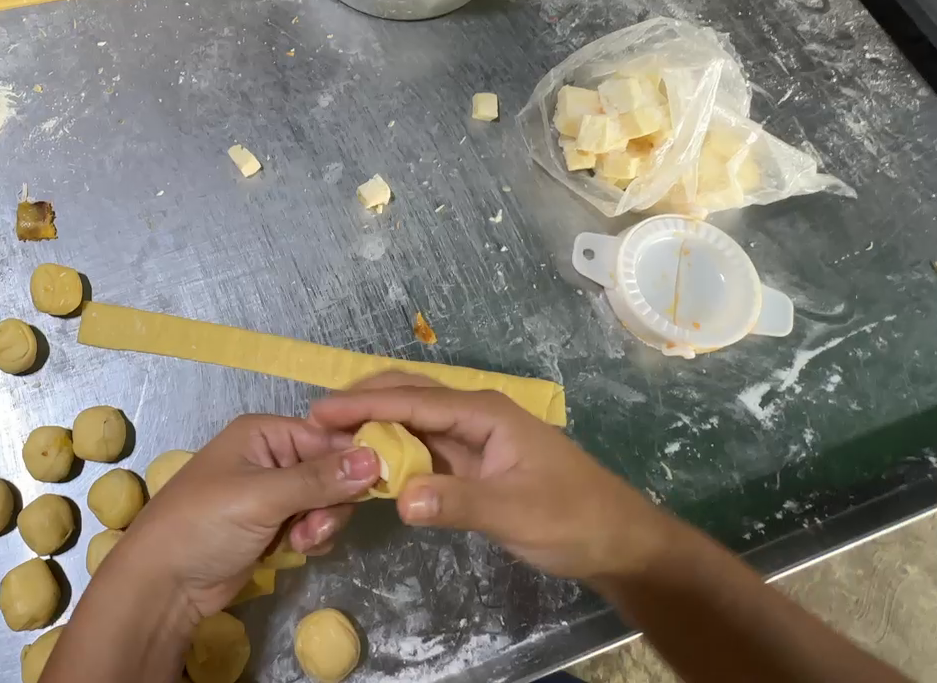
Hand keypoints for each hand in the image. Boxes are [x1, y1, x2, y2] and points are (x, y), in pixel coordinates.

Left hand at [104, 414, 379, 615]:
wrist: (165, 581)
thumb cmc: (206, 522)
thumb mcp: (262, 496)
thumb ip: (319, 479)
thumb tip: (375, 458)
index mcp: (265, 432)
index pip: (326, 436)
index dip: (353, 460)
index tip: (377, 486)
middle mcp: (272, 455)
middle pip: (331, 471)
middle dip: (331, 501)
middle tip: (314, 526)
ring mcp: (273, 492)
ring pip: (326, 501)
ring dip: (321, 524)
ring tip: (298, 542)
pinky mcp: (274, 524)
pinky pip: (313, 524)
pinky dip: (311, 538)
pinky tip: (293, 550)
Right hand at [309, 374, 677, 580]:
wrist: (620, 541)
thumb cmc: (574, 519)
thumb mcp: (518, 513)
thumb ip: (458, 503)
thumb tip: (400, 499)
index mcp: (483, 411)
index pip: (412, 400)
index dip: (364, 405)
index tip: (320, 411)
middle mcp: (472, 413)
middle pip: (406, 394)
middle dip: (361, 401)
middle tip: (316, 419)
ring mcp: (471, 435)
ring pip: (411, 416)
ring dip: (373, 421)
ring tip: (332, 435)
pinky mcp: (470, 459)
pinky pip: (421, 444)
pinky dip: (391, 446)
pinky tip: (369, 458)